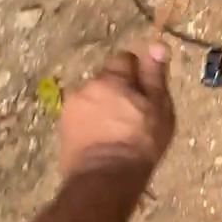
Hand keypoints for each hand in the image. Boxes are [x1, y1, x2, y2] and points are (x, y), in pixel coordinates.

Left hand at [56, 43, 174, 181]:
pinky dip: (93, 121)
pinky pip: (83, 115)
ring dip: (105, 106)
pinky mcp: (63, 128)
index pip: (124, 58)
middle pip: (107, 79)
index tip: (147, 92)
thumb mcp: (158, 106)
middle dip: (119, 89)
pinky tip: (104, 138)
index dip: (138, 72)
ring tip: (119, 129)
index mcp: (111, 78)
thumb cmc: (140, 139)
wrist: (105, 177)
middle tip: (136, 113)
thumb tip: (157, 44)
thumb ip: (155, 75)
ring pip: (94, 98)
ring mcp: (70, 108)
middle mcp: (86, 87)